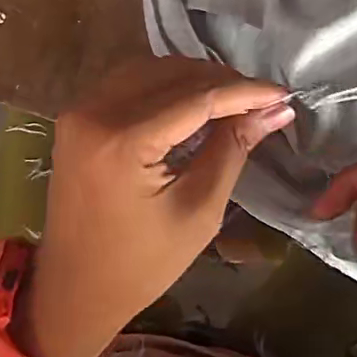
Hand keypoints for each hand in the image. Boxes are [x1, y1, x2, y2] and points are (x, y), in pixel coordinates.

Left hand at [14, 57, 291, 356]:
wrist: (75, 287)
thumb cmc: (141, 264)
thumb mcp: (198, 212)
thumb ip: (232, 150)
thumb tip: (273, 110)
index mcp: (123, 141)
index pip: (196, 97)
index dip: (243, 91)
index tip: (282, 93)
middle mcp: (95, 111)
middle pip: (171, 74)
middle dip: (220, 81)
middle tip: (261, 100)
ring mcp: (80, 109)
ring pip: (149, 69)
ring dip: (192, 77)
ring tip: (232, 98)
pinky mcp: (76, 114)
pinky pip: (127, 81)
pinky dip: (162, 83)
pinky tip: (191, 100)